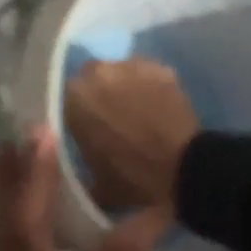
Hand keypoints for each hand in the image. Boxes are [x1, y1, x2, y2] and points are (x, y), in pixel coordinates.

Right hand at [64, 57, 200, 209]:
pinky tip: (157, 106)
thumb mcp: (95, 183)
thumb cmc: (132, 177)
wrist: (183, 168)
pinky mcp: (162, 68)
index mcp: (75, 99)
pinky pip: (147, 74)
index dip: (77, 112)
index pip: (66, 98)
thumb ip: (82, 167)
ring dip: (124, 86)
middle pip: (92, 76)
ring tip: (137, 110)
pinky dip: (149, 86)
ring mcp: (133, 66)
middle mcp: (99, 73)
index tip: (86, 128)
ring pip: (120, 71)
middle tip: (110, 116)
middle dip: (98, 92)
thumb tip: (83, 168)